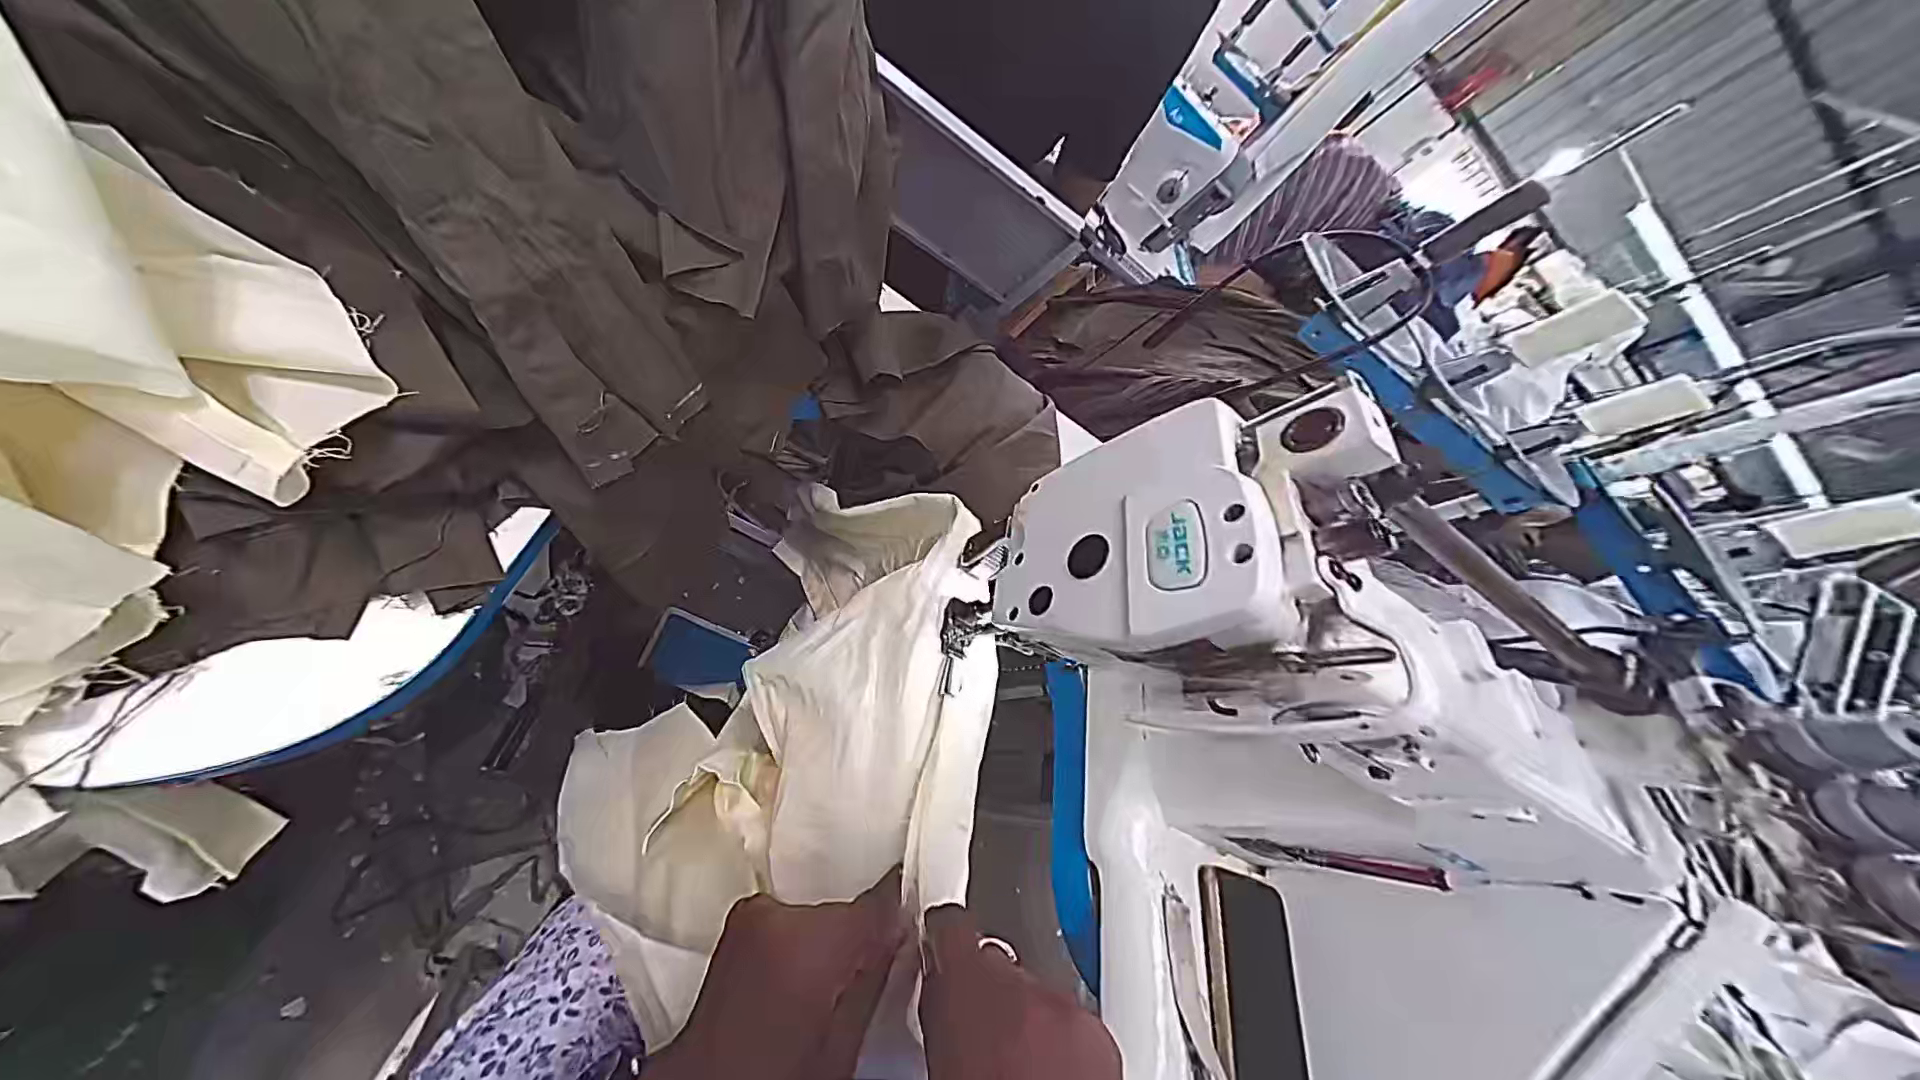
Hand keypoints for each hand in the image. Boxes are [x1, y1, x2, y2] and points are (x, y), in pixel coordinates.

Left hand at [649, 869, 905, 1079]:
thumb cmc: (771, 1074)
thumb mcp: (843, 1044)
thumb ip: (875, 977)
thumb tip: (899, 935)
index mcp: (816, 943)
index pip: (880, 899)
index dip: (900, 905)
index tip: (909, 911)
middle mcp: (782, 916)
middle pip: (845, 909)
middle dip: (857, 933)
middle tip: (861, 971)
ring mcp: (753, 917)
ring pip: (815, 911)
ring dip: (824, 934)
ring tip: (820, 984)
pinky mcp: (737, 924)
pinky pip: (786, 917)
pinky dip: (796, 936)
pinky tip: (793, 976)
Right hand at [919, 905, 1120, 1079]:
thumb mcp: (940, 1060)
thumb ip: (940, 1013)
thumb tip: (938, 997)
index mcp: (967, 990)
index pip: (952, 929)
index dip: (945, 933)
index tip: (941, 939)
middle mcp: (1018, 986)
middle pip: (997, 962)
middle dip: (987, 988)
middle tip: (978, 1034)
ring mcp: (1061, 1007)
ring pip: (1035, 987)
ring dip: (1025, 1013)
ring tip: (1017, 1065)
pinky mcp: (1097, 1034)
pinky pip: (1071, 1017)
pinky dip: (1060, 1035)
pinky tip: (1051, 1073)